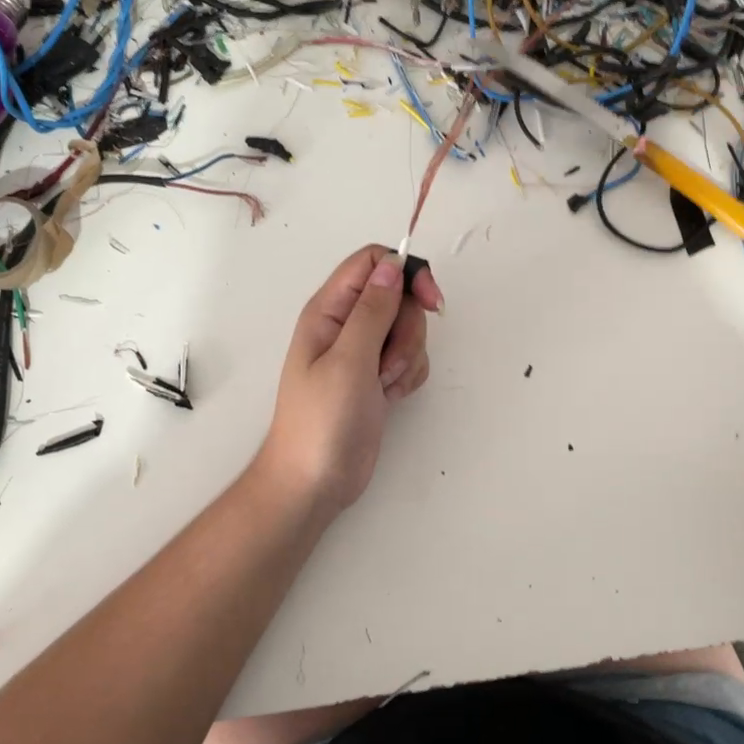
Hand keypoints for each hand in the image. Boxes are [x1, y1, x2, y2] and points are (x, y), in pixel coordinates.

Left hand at [255, 245, 441, 514]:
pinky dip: (408, 376)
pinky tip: (391, 398)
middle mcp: (346, 324)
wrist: (313, 481)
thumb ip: (373, 309)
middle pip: (398, 296)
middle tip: (387, 363)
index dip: (406, 272)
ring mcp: (363, 352)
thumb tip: (393, 264)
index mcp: (330, 309)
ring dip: (407, 356)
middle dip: (407, 328)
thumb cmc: (322, 419)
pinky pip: (409, 358)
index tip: (430, 302)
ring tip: (383, 385)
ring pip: (408, 328)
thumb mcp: (349, 359)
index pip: (372, 262)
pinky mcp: (377, 377)